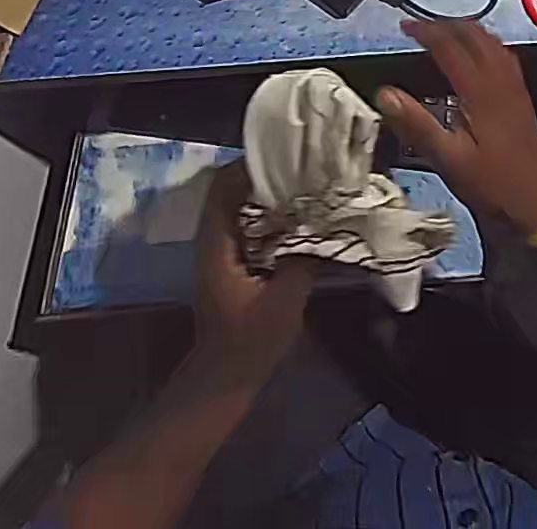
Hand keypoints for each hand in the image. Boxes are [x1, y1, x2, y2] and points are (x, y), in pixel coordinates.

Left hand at [191, 161, 313, 382]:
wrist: (224, 377)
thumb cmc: (248, 341)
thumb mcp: (283, 302)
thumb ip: (302, 262)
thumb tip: (324, 228)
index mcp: (217, 242)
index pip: (224, 185)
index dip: (251, 167)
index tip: (285, 159)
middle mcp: (212, 237)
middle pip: (230, 190)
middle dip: (263, 177)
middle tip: (299, 171)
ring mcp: (218, 248)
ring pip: (238, 206)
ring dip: (265, 196)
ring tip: (301, 189)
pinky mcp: (229, 260)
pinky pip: (245, 224)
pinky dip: (265, 215)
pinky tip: (294, 219)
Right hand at [375, 20, 536, 233]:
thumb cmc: (493, 183)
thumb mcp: (448, 159)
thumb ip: (416, 124)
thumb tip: (385, 94)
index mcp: (481, 92)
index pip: (451, 47)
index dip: (426, 32)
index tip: (405, 27)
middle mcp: (501, 82)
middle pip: (475, 36)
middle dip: (445, 25)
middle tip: (420, 28)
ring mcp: (515, 88)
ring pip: (492, 42)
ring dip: (465, 31)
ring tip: (443, 31)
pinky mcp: (521, 97)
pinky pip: (503, 55)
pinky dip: (483, 43)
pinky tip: (476, 52)